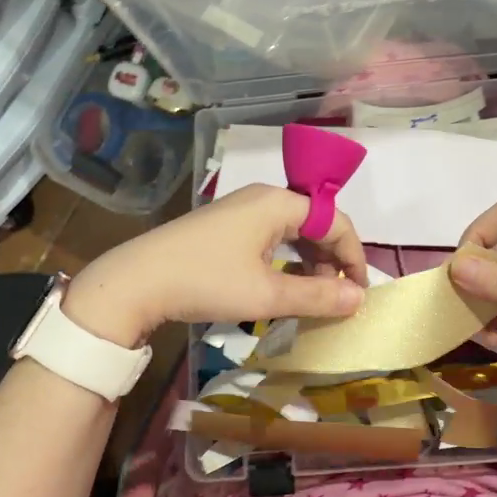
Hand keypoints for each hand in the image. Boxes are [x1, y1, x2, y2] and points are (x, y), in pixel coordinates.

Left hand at [63, 184, 368, 347]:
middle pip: (316, 222)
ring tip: (313, 297)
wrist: (136, 282)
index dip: (353, 256)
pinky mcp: (226, 227)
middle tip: (338, 299)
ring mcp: (242, 210)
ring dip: (310, 262)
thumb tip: (359, 298)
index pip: (335, 220)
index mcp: (279, 203)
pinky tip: (284, 286)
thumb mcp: (266, 295)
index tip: (360, 293)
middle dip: (332, 260)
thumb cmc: (207, 282)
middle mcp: (264, 198)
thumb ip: (316, 296)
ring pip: (293, 231)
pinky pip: (272, 237)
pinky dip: (286, 260)